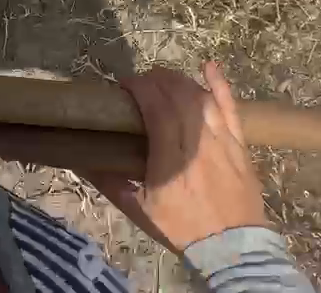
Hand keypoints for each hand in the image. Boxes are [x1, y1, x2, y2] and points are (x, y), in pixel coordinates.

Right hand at [91, 62, 269, 251]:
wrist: (235, 254)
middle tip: (140, 82)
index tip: (125, 85)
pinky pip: (232, 111)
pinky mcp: (241, 148)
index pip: (157, 109)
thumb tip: (78, 159)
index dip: (141, 88)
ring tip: (163, 78)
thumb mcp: (139, 210)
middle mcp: (198, 147)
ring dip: (180, 81)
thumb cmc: (183, 229)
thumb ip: (109, 182)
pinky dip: (221, 86)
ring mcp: (223, 145)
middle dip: (156, 80)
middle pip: (178, 98)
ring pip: (201, 99)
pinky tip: (209, 66)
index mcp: (171, 161)